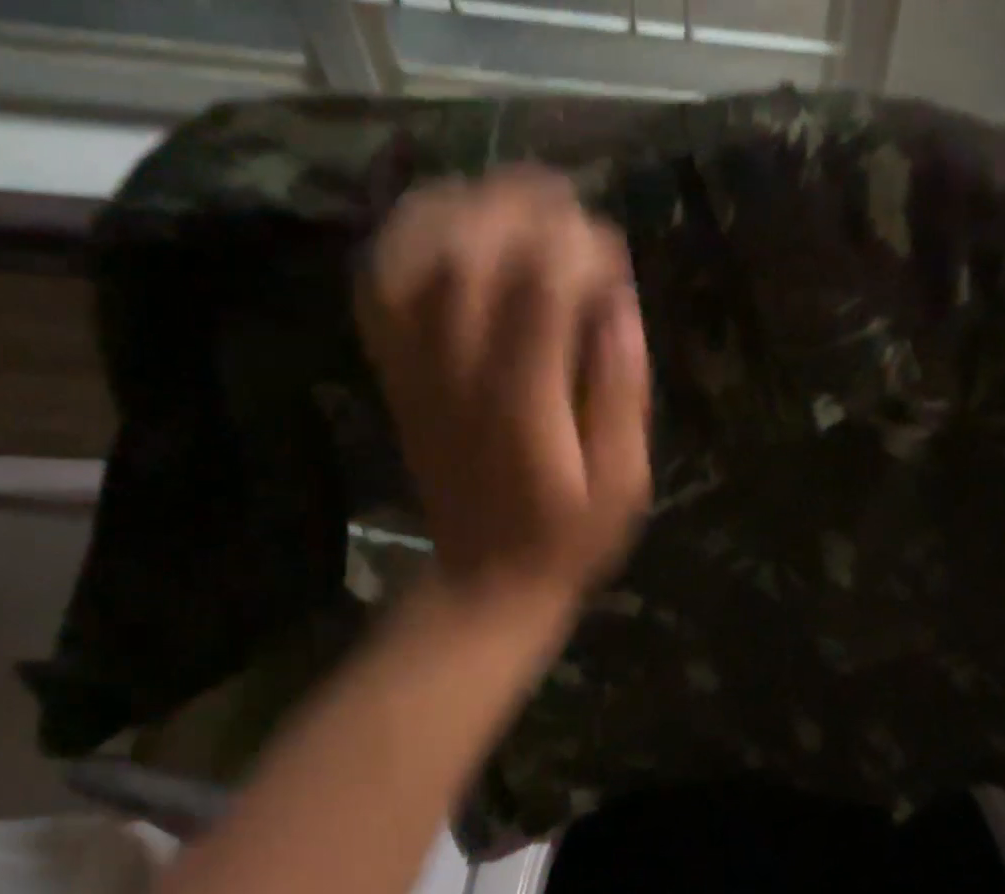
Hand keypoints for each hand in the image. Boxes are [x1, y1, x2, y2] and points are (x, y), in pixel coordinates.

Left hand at [355, 168, 651, 603]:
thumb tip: (619, 305)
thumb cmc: (570, 537)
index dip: (576, 246)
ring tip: (509, 200)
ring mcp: (415, 368)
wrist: (484, 582)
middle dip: (521, 207)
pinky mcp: (394, 372)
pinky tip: (446, 229)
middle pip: (469, 251)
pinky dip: (405, 240)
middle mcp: (457, 371)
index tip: (611, 247)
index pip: (539, 286)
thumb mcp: (625, 481)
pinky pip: (379, 286)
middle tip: (566, 203)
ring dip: (460, 208)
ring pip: (413, 256)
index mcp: (523, 400)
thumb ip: (624, 393)